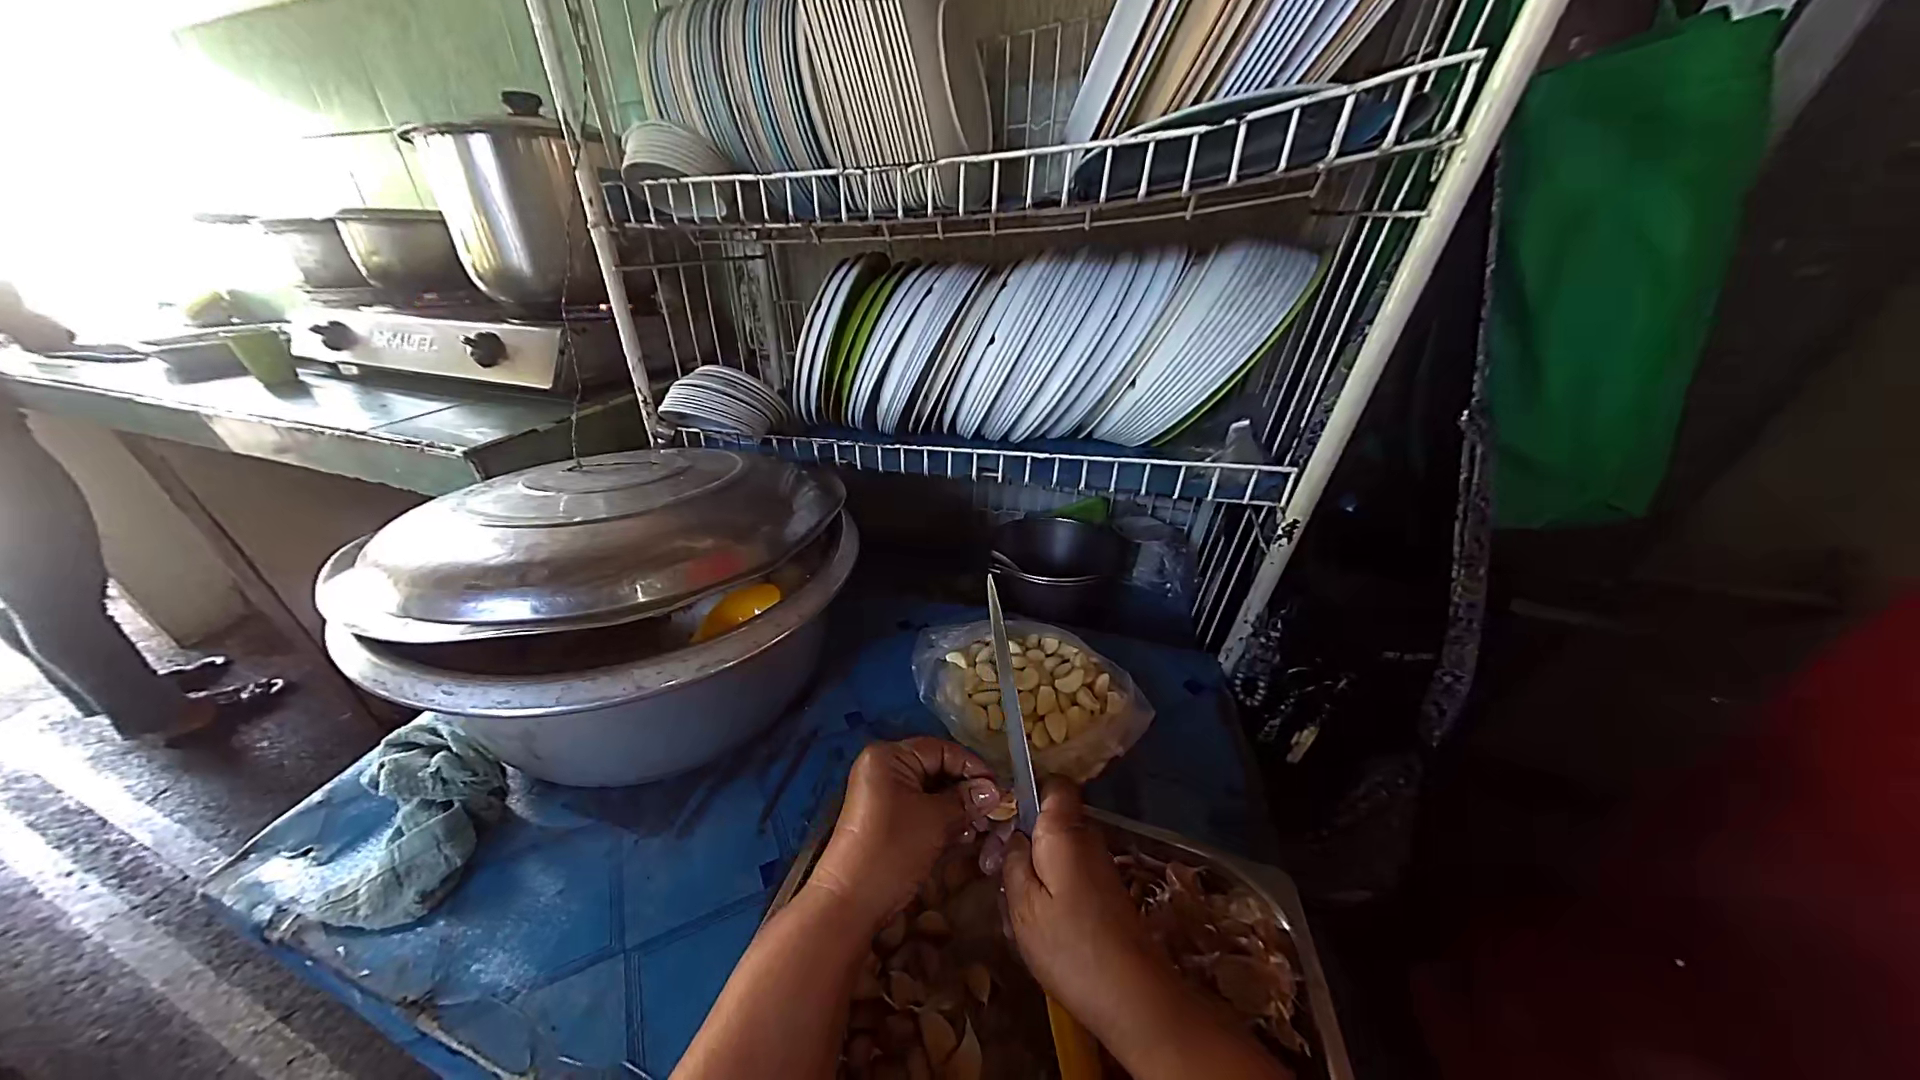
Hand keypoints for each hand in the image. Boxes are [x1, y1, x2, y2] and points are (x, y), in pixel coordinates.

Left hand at [808, 737, 1000, 927]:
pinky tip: (964, 835)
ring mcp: (882, 795)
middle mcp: (883, 769)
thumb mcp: (936, 820)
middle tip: (995, 811)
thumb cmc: (893, 849)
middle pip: (936, 769)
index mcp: (889, 756)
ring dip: (958, 807)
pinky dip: (942, 819)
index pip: (941, 749)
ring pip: (930, 792)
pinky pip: (920, 809)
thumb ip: (966, 800)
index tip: (999, 790)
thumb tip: (994, 791)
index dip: (973, 767)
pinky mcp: (885, 820)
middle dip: (967, 790)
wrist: (850, 903)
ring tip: (983, 826)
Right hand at [1001, 779, 1169, 1033]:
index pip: (1053, 784)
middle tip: (995, 876)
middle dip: (1022, 841)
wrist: (1134, 998)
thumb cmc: (1070, 946)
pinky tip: (1036, 927)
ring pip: (1056, 852)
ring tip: (1012, 910)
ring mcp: (1099, 866)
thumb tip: (1015, 835)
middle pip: (1050, 820)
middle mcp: (1087, 838)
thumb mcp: (1023, 904)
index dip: (1028, 792)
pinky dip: (1050, 892)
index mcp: (1065, 830)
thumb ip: (1014, 860)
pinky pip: (1069, 875)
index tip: (1003, 821)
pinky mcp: (1105, 893)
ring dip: (1033, 872)